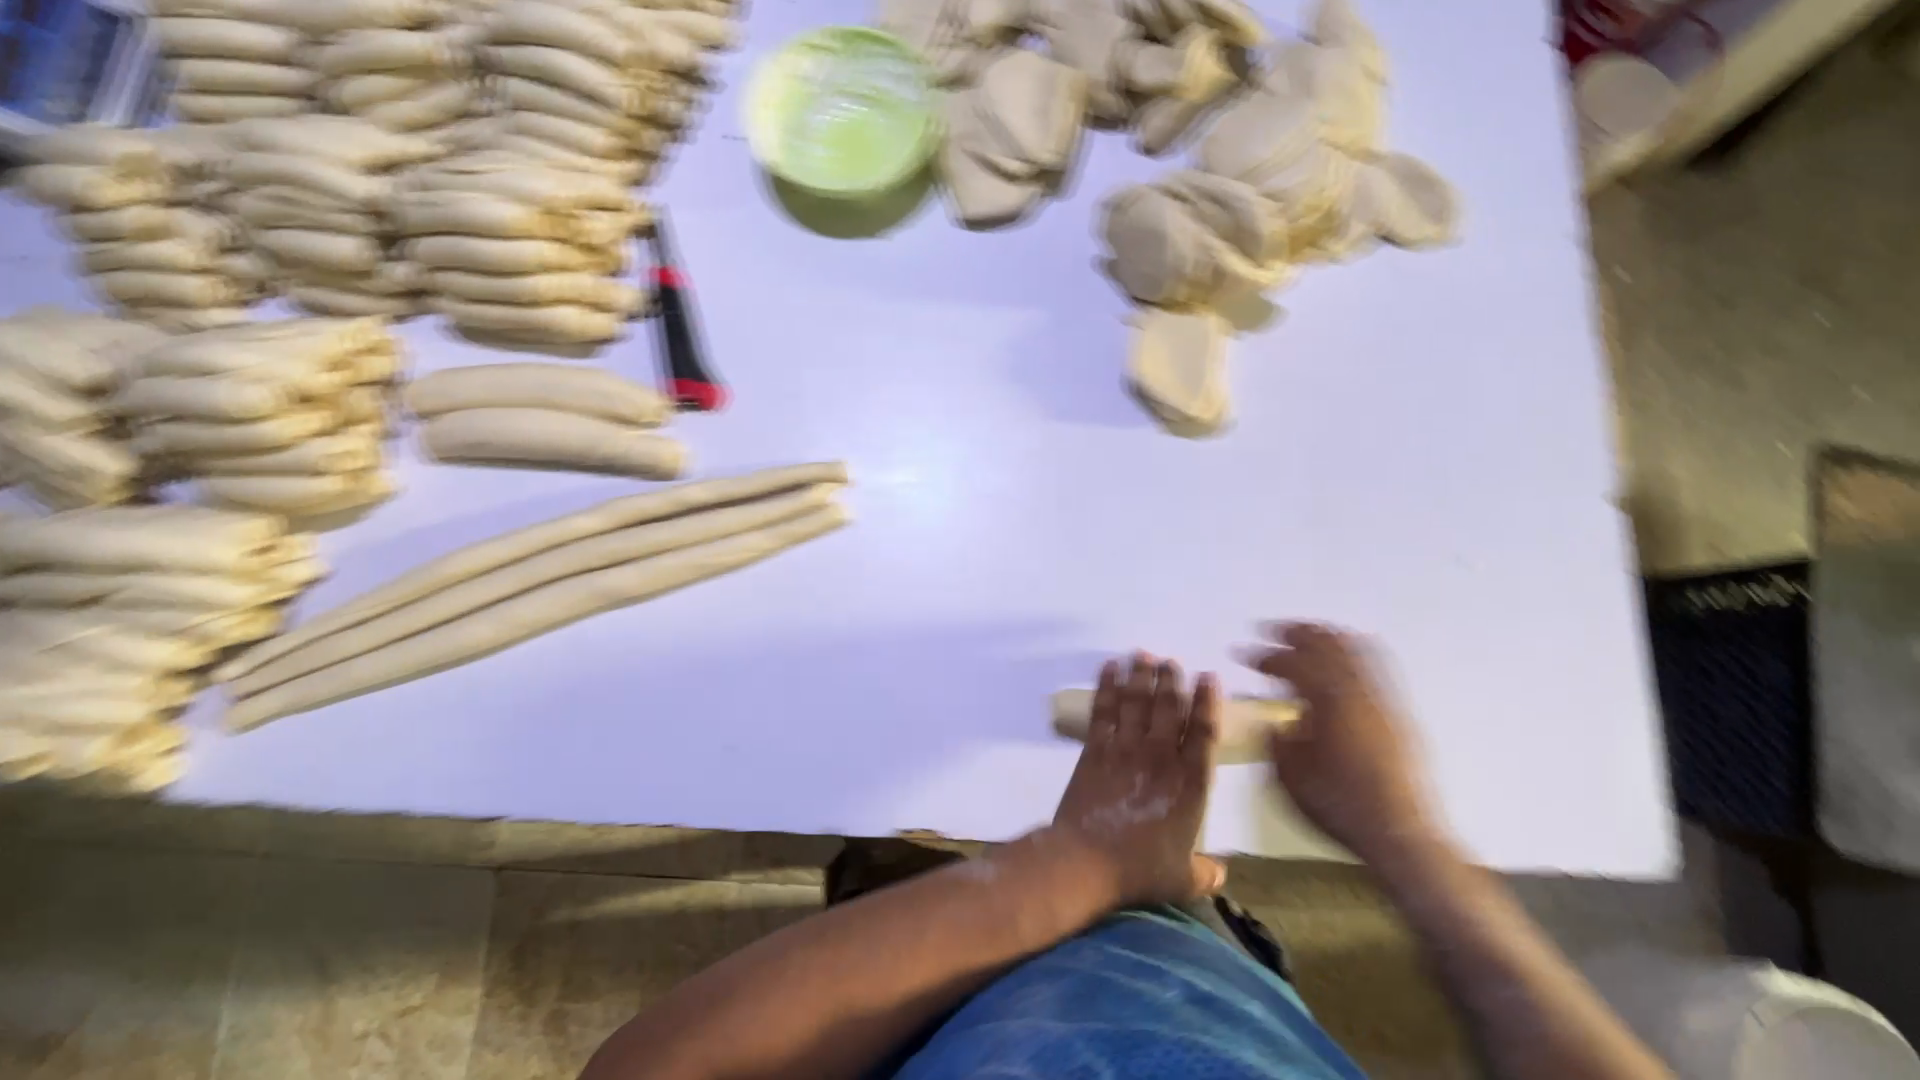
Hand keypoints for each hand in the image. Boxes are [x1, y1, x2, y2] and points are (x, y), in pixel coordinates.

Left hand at [1050, 653, 1225, 906]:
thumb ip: (1205, 872)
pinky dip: (1107, 686)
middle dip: (1171, 680)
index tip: (1208, 677)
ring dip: (1141, 676)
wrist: (1086, 860)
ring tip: (1143, 655)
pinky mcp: (1095, 750)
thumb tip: (1222, 873)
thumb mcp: (1182, 879)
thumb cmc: (1140, 871)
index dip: (1207, 702)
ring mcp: (1126, 749)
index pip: (1203, 732)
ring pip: (1137, 702)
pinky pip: (1104, 711)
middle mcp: (1161, 757)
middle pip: (1168, 708)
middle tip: (1171, 661)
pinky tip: (1110, 668)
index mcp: (1190, 783)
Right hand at [1239, 623, 1443, 863]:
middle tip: (1272, 632)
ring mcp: (1383, 700)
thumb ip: (1276, 742)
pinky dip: (1354, 652)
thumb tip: (1272, 722)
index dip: (1265, 655)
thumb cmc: (1337, 807)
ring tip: (1306, 637)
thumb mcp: (1289, 778)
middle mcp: (1358, 693)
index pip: (1292, 663)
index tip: (1242, 654)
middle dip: (1297, 633)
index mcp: (1327, 704)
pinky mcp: (1398, 715)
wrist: (1400, 834)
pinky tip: (1343, 662)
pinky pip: (1377, 666)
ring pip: (1356, 649)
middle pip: (1328, 643)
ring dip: (1326, 637)